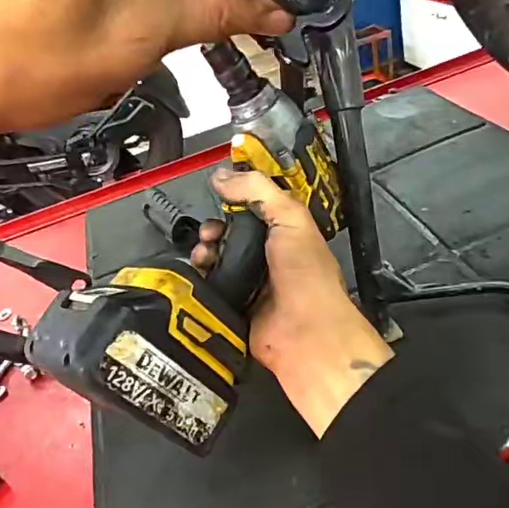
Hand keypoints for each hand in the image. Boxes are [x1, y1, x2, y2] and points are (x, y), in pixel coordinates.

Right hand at [204, 168, 392, 436]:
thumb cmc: (309, 277)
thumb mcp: (290, 218)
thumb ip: (258, 190)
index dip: (235, 199)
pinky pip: (211, 288)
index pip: (255, 208)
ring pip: (218, 260)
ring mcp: (252, 283)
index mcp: (287, 233)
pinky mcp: (236, 306)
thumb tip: (225, 175)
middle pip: (231, 235)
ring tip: (202, 254)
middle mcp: (270, 257)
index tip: (218, 194)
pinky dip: (201, 280)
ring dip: (204, 253)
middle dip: (214, 229)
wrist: (305, 332)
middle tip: (209, 232)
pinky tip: (199, 274)